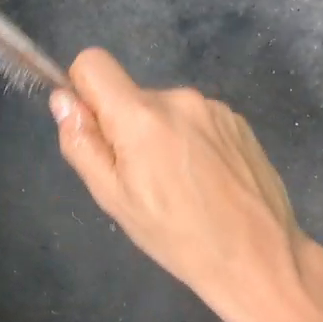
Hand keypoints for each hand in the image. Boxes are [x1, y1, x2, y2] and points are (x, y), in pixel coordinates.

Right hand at [50, 48, 319, 321]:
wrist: (260, 258)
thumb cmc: (176, 236)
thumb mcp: (113, 198)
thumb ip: (81, 143)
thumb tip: (63, 100)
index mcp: (140, 115)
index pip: (92, 62)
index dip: (83, 90)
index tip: (95, 129)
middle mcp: (177, 98)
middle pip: (130, 95)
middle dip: (125, 127)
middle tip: (141, 179)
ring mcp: (213, 108)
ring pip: (164, 110)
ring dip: (160, 136)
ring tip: (178, 185)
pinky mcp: (238, 122)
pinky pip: (195, 120)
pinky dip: (191, 142)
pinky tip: (205, 180)